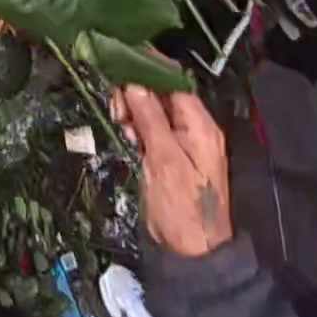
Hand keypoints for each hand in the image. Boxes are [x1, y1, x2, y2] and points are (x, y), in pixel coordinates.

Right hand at [113, 84, 232, 256]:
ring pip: (151, 108)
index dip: (148, 70)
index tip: (120, 63)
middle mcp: (192, 128)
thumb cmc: (182, 206)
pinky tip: (126, 132)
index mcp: (200, 126)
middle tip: (116, 107)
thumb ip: (150, 118)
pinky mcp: (167, 153)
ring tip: (120, 121)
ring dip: (132, 108)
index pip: (174, 83)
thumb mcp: (164, 159)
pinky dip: (135, 124)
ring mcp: (180, 141)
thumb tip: (134, 83)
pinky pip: (149, 126)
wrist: (191, 253)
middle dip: (135, 92)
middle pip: (160, 93)